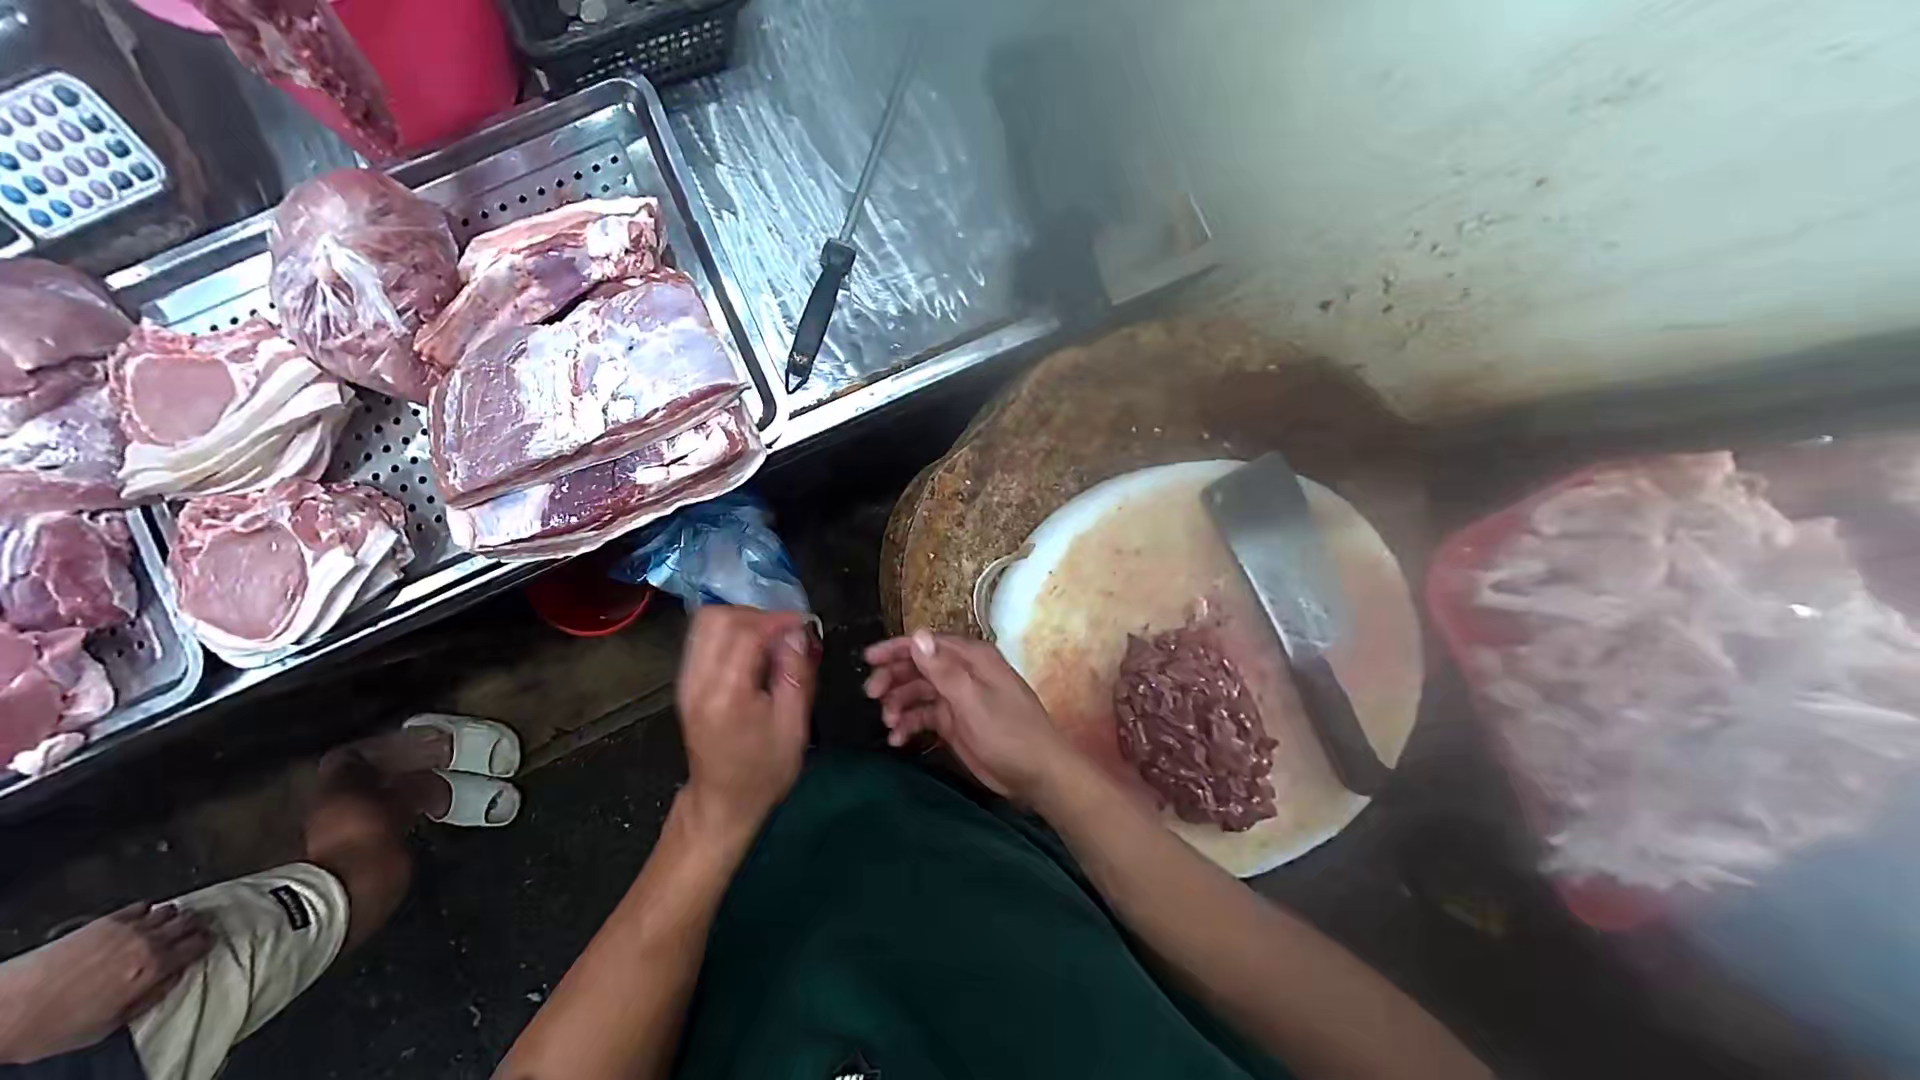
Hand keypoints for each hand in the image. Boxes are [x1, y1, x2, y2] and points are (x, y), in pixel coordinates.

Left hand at [0, 902, 212, 1064]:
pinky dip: (147, 911)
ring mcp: (127, 929)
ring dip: (173, 916)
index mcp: (155, 968)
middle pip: (192, 921)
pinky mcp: (105, 921)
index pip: (200, 944)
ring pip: (171, 909)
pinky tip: (140, 919)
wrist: (1, 1011)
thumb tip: (173, 979)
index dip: (206, 943)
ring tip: (168, 923)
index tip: (205, 944)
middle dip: (197, 924)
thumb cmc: (50, 1026)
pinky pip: (142, 905)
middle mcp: (150, 942)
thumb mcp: (106, 1027)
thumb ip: (148, 1000)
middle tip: (195, 929)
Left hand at [675, 606, 818, 840]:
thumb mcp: (795, 724)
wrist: (723, 802)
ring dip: (742, 620)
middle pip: (718, 618)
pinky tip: (753, 650)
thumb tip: (798, 632)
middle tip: (785, 631)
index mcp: (727, 694)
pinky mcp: (686, 683)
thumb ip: (797, 671)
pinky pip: (702, 639)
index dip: (778, 620)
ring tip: (770, 638)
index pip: (746, 632)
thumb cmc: (765, 769)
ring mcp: (686, 681)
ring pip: (705, 623)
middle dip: (757, 615)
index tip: (804, 624)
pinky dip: (729, 632)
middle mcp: (698, 682)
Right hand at [863, 630, 1078, 802]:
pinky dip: (909, 724)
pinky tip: (897, 739)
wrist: (1037, 775)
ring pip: (918, 692)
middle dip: (893, 679)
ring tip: (888, 723)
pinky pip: (924, 716)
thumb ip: (943, 669)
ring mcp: (959, 698)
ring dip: (898, 704)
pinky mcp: (956, 723)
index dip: (896, 649)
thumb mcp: (972, 700)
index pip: (926, 644)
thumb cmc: (1009, 733)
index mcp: (971, 658)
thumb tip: (916, 635)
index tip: (868, 659)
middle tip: (871, 696)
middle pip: (918, 666)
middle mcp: (963, 673)